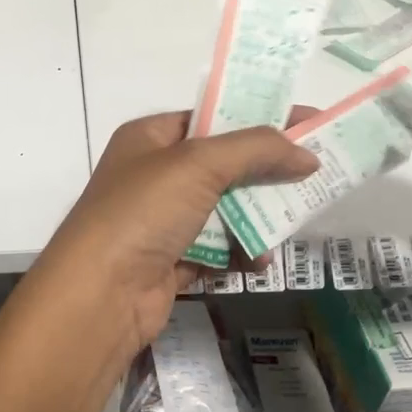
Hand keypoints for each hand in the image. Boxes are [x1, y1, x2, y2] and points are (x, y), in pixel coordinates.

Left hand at [30, 113, 317, 355]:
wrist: (100, 293)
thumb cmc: (142, 212)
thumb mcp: (199, 164)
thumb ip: (255, 150)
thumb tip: (305, 153)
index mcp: (148, 138)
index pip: (210, 117)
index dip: (258, 118)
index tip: (308, 123)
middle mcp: (151, 175)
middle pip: (221, 165)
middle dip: (263, 173)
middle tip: (312, 176)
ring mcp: (158, 221)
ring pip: (222, 210)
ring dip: (255, 217)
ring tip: (287, 224)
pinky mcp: (168, 262)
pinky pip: (215, 250)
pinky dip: (238, 253)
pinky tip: (257, 262)